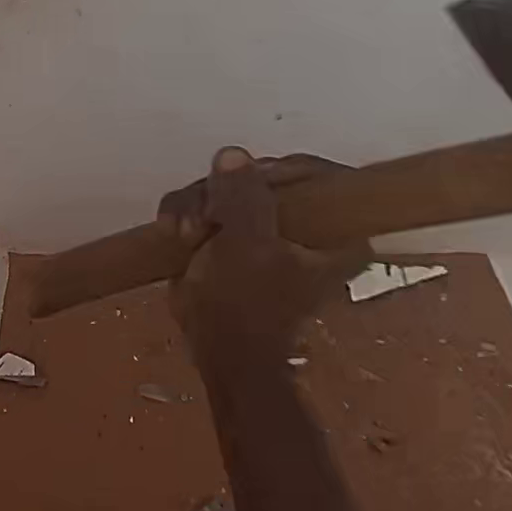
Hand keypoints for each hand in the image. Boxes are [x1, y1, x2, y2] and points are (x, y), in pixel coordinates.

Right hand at [166, 147, 356, 365]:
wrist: (219, 355)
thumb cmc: (245, 307)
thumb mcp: (246, 248)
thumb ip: (243, 197)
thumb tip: (233, 156)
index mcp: (337, 230)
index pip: (309, 173)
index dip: (268, 173)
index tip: (235, 189)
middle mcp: (309, 222)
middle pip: (260, 176)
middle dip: (222, 194)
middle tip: (202, 220)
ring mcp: (270, 227)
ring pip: (230, 188)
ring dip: (198, 205)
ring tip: (183, 234)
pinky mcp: (238, 234)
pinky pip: (210, 204)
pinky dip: (188, 213)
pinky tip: (175, 233)